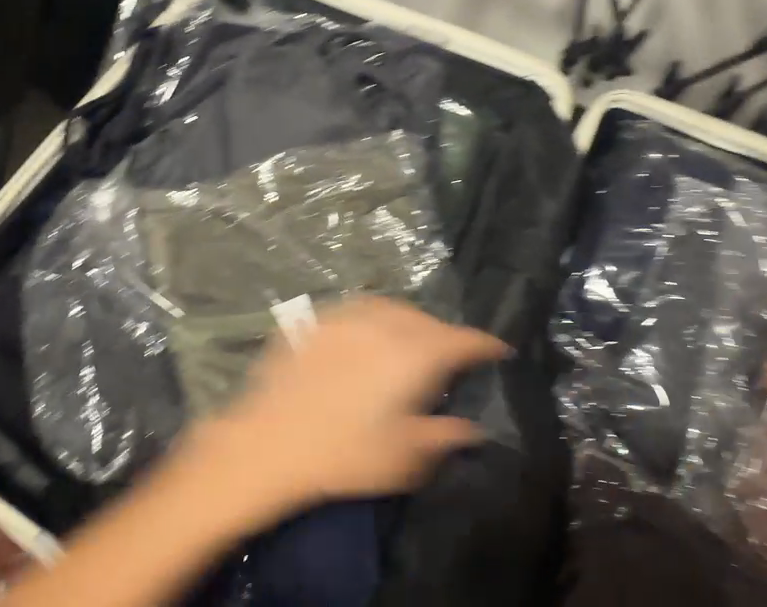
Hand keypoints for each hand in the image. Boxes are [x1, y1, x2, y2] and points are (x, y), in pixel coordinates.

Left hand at [176, 297, 509, 520]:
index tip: (497, 350)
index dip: (484, 345)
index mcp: (412, 355)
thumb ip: (444, 436)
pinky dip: (374, 318)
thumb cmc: (342, 455)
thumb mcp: (404, 457)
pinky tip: (369, 336)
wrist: (268, 442)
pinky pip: (357, 309)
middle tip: (452, 357)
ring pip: (391, 308)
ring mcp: (345, 317)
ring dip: (409, 321)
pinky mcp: (315, 321)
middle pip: (426, 320)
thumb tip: (471, 427)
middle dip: (445, 334)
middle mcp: (383, 325)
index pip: (461, 340)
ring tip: (413, 342)